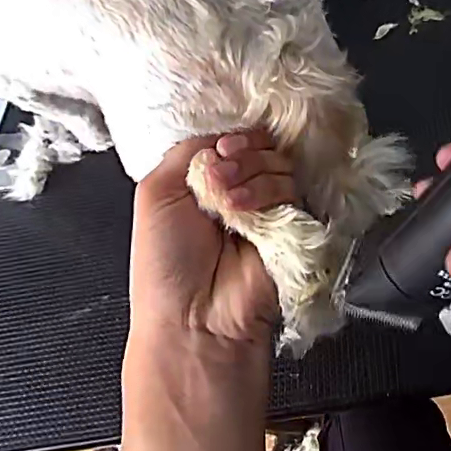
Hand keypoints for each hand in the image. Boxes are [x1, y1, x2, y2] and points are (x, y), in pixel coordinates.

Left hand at [125, 131, 295, 434]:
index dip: (232, 138)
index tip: (219, 153)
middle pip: (261, 147)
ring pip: (279, 165)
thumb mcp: (156, 192)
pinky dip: (268, 194)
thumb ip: (189, 151)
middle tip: (217, 184)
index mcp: (209, 181)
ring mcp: (271, 208)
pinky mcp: (295, 225)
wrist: (195, 315)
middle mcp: (242, 190)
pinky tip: (247, 215)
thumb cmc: (166, 262)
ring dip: (251, 178)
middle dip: (240, 158)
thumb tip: (227, 136)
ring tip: (228, 209)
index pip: (236, 140)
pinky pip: (293, 190)